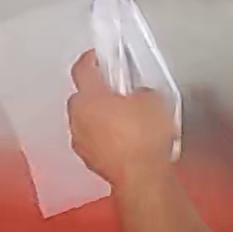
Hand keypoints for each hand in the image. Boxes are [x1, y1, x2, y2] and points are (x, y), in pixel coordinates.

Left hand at [67, 50, 174, 190]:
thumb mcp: (154, 102)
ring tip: (127, 122)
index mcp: (90, 96)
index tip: (99, 56)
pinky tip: (127, 143)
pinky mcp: (90, 161)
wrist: (142, 176)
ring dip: (102, 119)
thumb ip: (142, 92)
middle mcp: (78, 117)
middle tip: (120, 94)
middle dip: (99, 94)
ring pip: (88, 121)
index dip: (92, 59)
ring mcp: (81, 141)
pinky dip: (106, 139)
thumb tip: (139, 95)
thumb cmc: (144, 135)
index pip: (83, 69)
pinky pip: (96, 142)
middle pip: (84, 97)